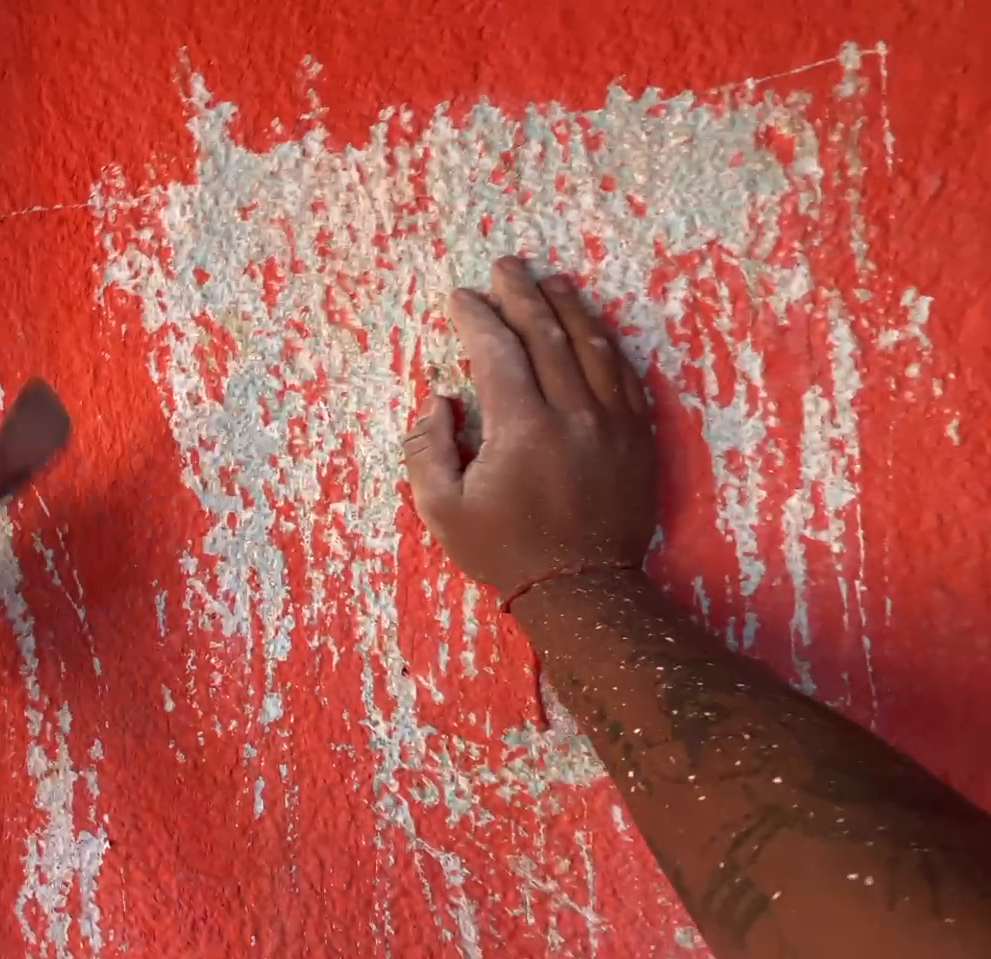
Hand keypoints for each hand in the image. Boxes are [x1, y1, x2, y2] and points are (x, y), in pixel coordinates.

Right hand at [404, 257, 656, 600]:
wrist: (581, 586)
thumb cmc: (500, 549)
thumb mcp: (439, 509)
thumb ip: (427, 449)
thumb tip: (437, 401)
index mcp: (521, 429)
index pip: (497, 353)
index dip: (476, 318)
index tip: (459, 297)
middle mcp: (573, 413)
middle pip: (547, 335)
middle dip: (521, 295)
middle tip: (503, 266)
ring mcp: (613, 420)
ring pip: (592, 344)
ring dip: (568, 306)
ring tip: (549, 279)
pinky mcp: (637, 433)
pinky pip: (624, 371)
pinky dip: (605, 339)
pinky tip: (591, 324)